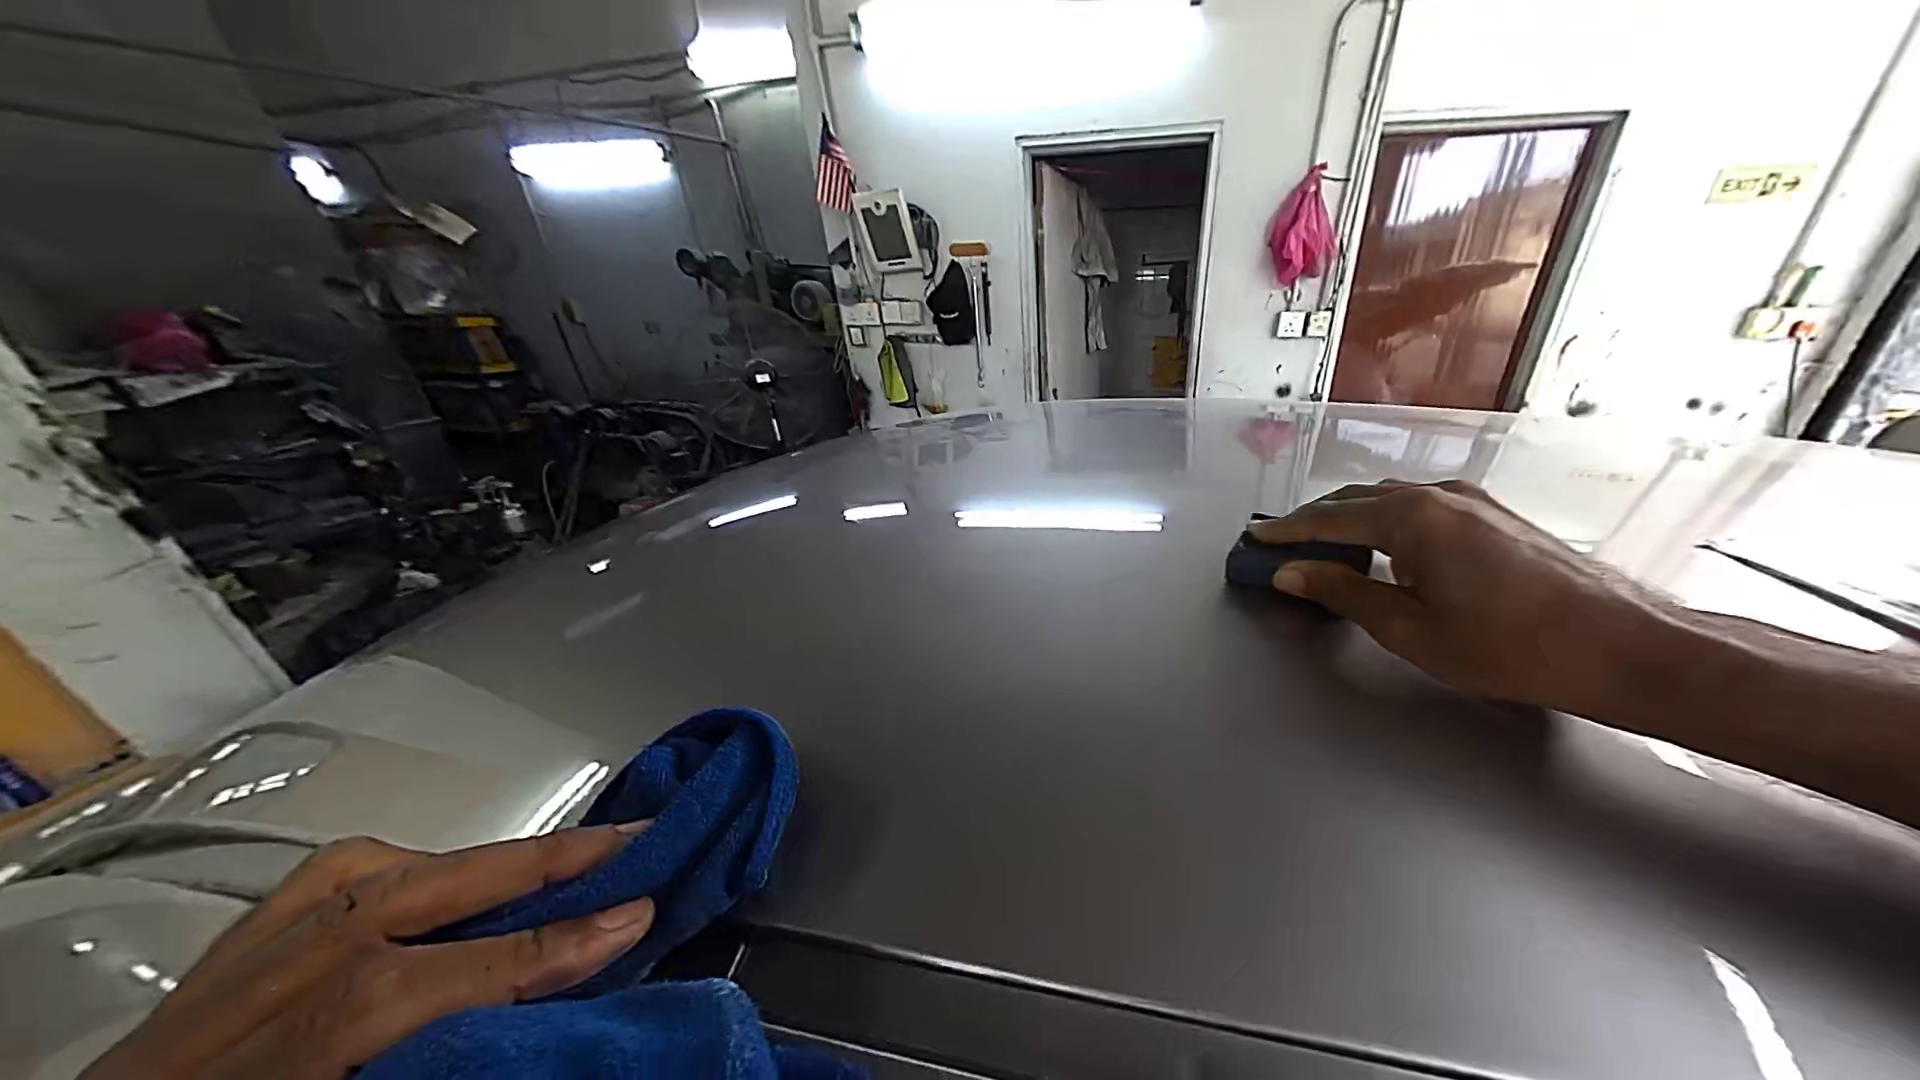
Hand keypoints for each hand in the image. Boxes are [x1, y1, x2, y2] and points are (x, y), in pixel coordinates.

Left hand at [82, 824, 654, 1079]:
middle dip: (529, 866)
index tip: (627, 921)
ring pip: (364, 875)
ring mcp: (213, 975)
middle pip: (389, 904)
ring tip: (574, 854)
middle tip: (629, 842)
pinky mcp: (227, 952)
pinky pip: (336, 878)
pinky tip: (469, 869)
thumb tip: (560, 1007)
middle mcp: (212, 1019)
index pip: (397, 996)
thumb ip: (452, 1059)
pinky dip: (423, 860)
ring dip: (488, 858)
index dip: (529, 955)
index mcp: (243, 1079)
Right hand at [1252, 480, 1673, 711]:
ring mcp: (1471, 500)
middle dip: (1313, 520)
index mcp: (1409, 518)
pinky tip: (1384, 543)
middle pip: (1354, 501)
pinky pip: (1419, 505)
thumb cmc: (1507, 645)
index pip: (1326, 520)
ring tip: (1326, 544)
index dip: (1285, 531)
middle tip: (1282, 543)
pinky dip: (1384, 520)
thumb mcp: (1407, 627)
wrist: (1625, 647)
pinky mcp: (1493, 513)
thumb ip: (1341, 592)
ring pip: (1387, 499)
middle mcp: (1437, 495)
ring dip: (1349, 518)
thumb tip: (1291, 572)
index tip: (1254, 537)